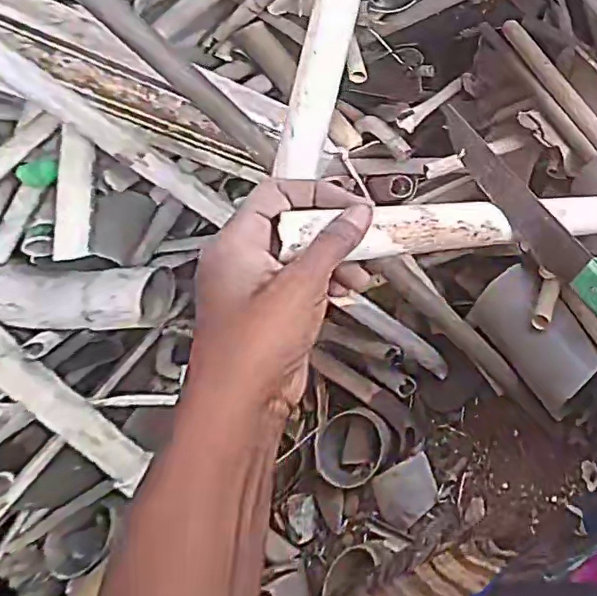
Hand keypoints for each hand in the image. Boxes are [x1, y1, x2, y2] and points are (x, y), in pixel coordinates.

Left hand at [189, 179, 371, 420]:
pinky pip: (310, 277)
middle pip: (297, 223)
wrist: (243, 401)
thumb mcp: (303, 282)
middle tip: (362, 234)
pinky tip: (346, 288)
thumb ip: (334, 242)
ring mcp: (259, 285)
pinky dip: (332, 278)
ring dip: (339, 257)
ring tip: (357, 270)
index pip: (277, 194)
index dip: (317, 193)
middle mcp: (243, 261)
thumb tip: (355, 214)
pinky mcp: (276, 306)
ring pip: (307, 252)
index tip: (350, 204)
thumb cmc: (250, 350)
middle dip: (335, 230)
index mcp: (234, 246)